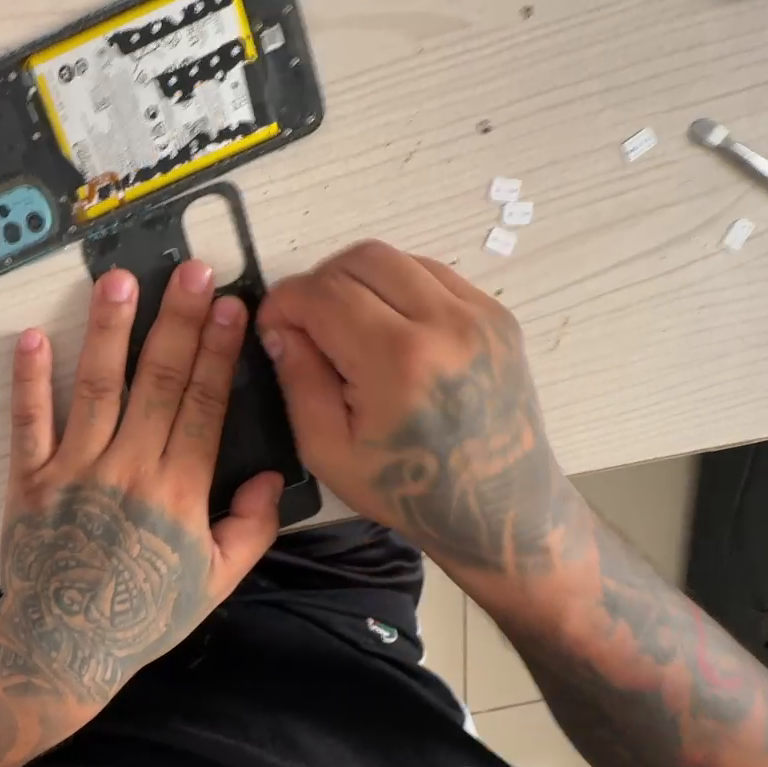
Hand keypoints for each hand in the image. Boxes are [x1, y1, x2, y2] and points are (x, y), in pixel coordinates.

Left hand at [0, 261, 284, 708]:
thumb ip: (251, 528)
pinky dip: (28, 381)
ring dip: (108, 331)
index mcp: (178, 491)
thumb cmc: (142, 617)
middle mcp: (127, 468)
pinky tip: (30, 337)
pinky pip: (27, 423)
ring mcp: (73, 470)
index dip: (219, 352)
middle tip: (192, 271)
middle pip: (158, 383)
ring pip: (95, 388)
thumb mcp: (215, 583)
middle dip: (178, 322)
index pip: (204, 406)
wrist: (64, 646)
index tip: (231, 306)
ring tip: (117, 281)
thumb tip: (273, 475)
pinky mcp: (27, 480)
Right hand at [257, 241, 576, 578]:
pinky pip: (431, 274)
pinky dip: (394, 288)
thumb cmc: (403, 490)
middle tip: (303, 325)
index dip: (283, 302)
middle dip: (317, 284)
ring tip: (341, 327)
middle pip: (360, 259)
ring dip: (356, 282)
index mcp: (396, 361)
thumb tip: (277, 329)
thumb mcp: (327, 451)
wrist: (497, 507)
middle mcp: (444, 320)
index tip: (270, 327)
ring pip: (398, 258)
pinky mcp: (496, 315)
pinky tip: (383, 329)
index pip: (323, 294)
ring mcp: (479, 312)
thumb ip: (299, 381)